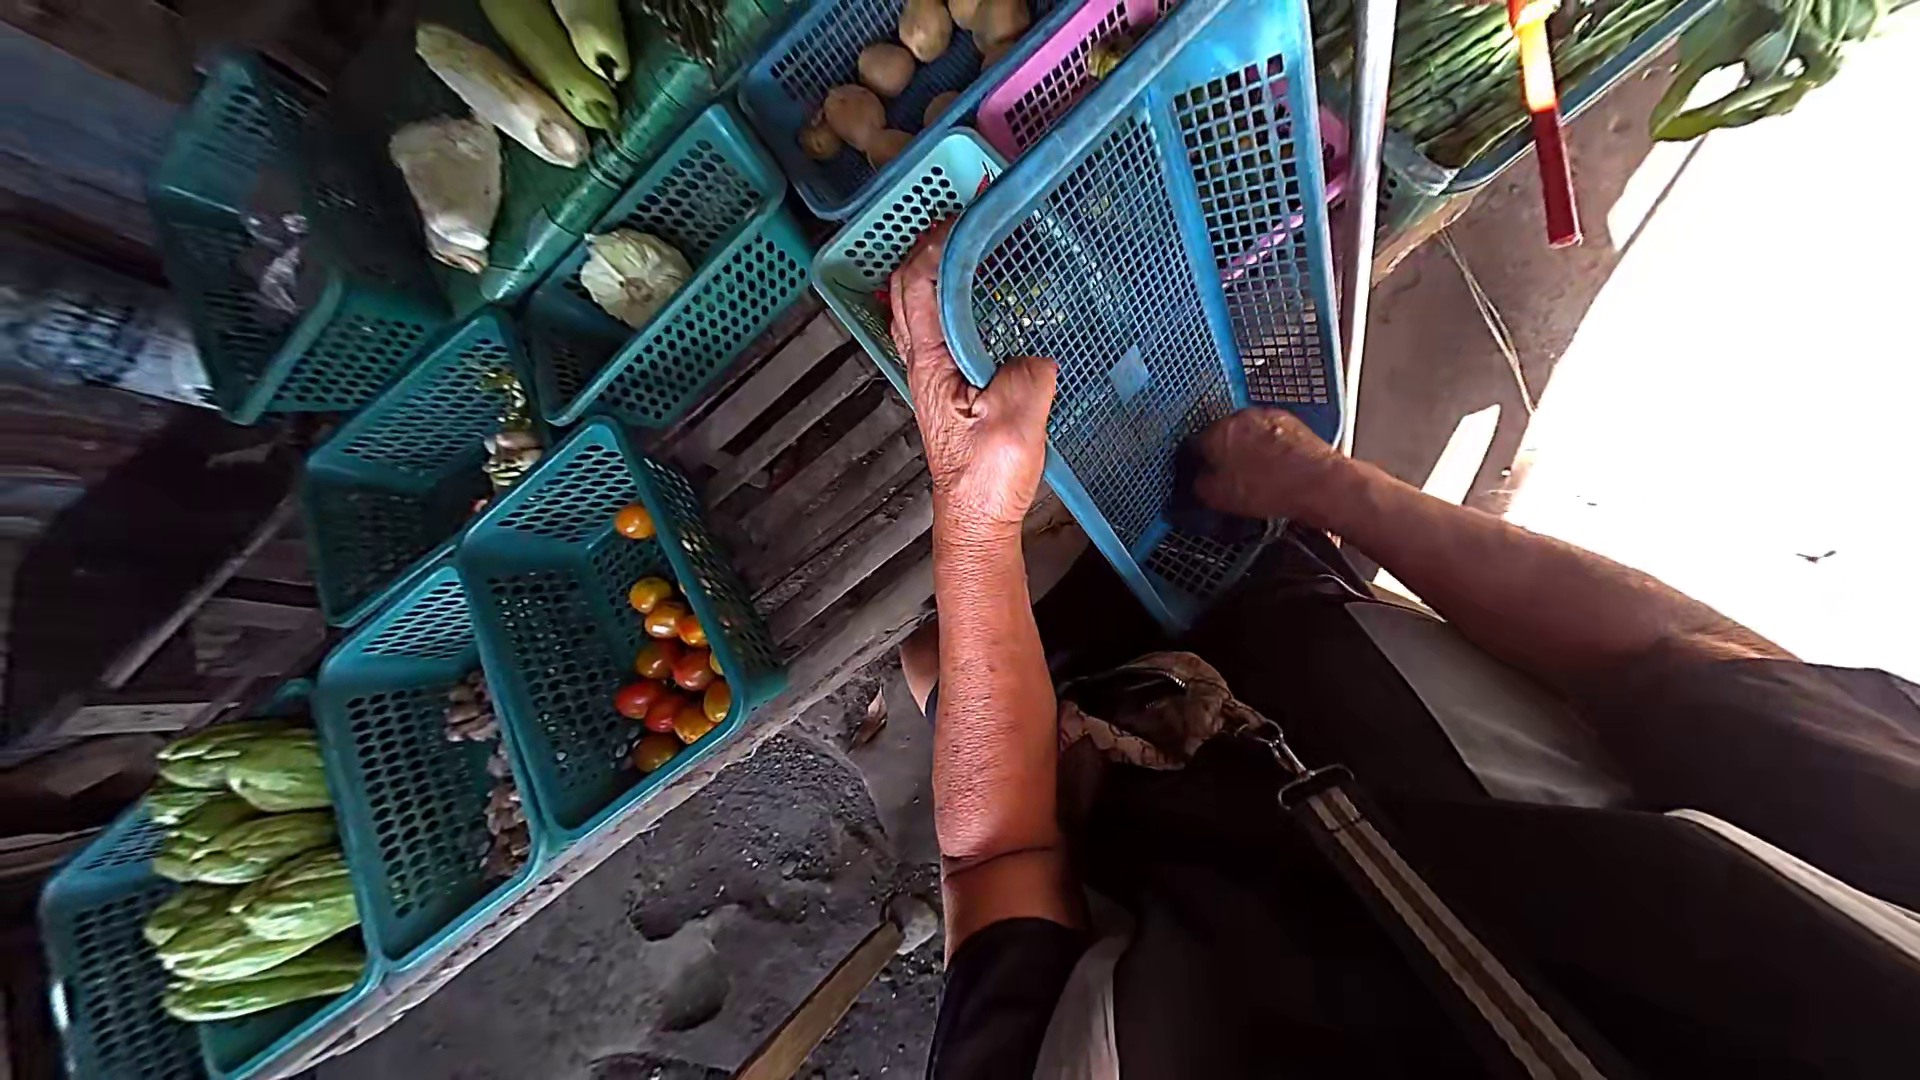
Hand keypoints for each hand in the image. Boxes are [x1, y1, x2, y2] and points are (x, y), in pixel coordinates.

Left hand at [890, 222, 1056, 539]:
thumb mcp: (1016, 421)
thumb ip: (1028, 374)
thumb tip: (1037, 354)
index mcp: (931, 365)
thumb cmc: (987, 478)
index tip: (967, 218)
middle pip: (906, 293)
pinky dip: (953, 308)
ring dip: (936, 277)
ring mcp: (933, 380)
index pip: (918, 287)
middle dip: (928, 250)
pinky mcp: (949, 393)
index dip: (936, 244)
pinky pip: (942, 336)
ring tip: (972, 254)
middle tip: (964, 225)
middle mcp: (923, 367)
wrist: (977, 517)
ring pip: (919, 314)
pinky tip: (983, 308)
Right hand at [1194, 407, 1350, 525]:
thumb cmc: (1268, 489)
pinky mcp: (1290, 421)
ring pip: (1246, 433)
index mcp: (1215, 433)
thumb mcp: (1218, 498)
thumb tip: (1198, 480)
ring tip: (1255, 473)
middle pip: (1220, 435)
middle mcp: (1238, 417)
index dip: (1196, 463)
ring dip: (1246, 448)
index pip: (1193, 445)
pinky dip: (1268, 446)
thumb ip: (1199, 485)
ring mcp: (1266, 416)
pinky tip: (1274, 466)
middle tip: (1229, 476)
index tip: (1202, 476)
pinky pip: (1268, 433)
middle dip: (1222, 453)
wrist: (1319, 484)